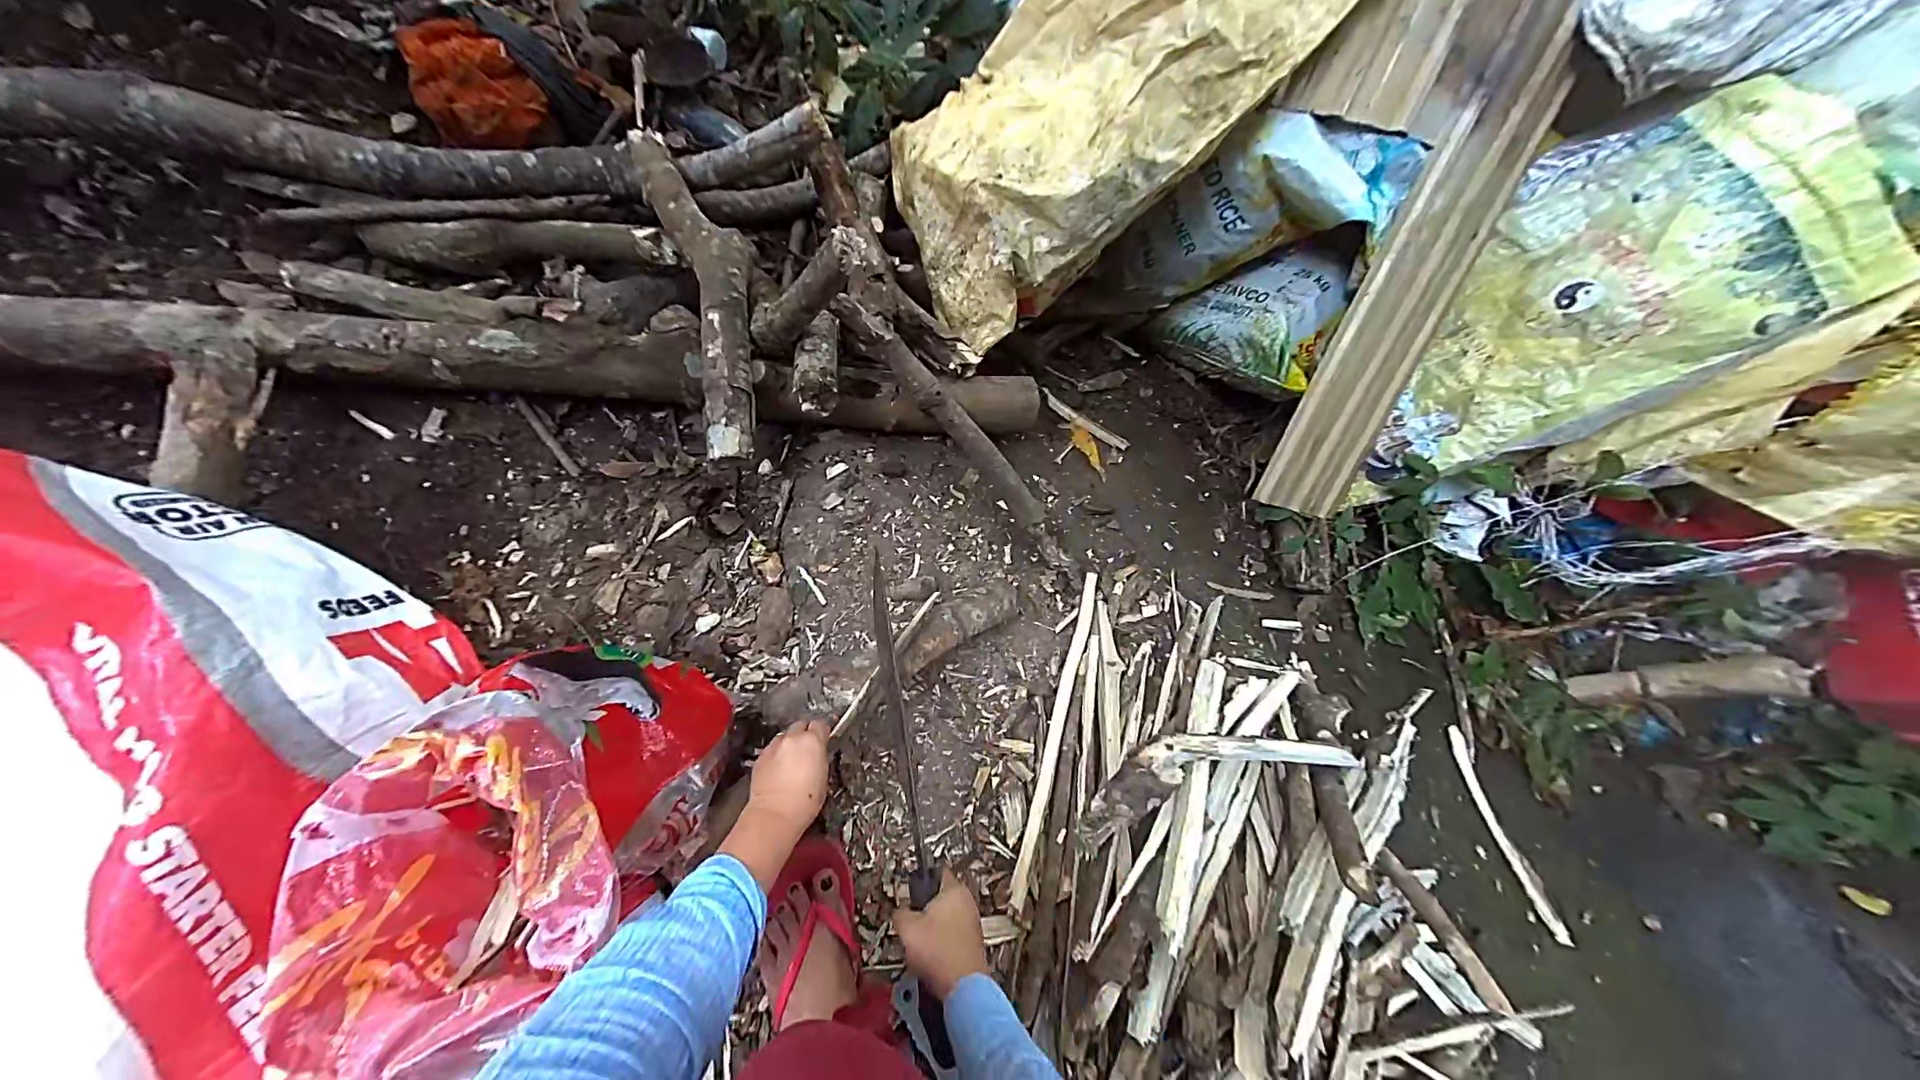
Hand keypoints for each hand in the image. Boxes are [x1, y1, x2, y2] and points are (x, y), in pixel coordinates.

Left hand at [746, 718, 829, 830]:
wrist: (775, 814)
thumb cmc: (804, 801)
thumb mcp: (824, 776)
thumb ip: (820, 757)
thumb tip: (817, 754)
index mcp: (813, 741)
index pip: (820, 724)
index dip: (822, 732)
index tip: (822, 740)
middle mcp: (792, 739)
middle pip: (800, 725)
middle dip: (804, 734)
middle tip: (808, 749)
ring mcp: (774, 747)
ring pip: (784, 736)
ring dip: (789, 744)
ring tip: (791, 761)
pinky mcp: (760, 758)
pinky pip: (771, 749)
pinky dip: (776, 755)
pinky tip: (778, 770)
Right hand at [893, 869, 988, 997]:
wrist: (962, 987)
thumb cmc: (939, 952)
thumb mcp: (907, 927)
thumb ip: (900, 912)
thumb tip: (900, 912)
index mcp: (954, 889)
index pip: (935, 871)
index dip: (919, 878)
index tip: (909, 888)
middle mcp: (968, 901)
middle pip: (940, 896)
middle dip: (924, 907)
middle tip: (911, 918)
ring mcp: (973, 922)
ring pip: (946, 916)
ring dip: (933, 925)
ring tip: (920, 941)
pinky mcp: (973, 942)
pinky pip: (953, 934)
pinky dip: (942, 940)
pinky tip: (932, 954)